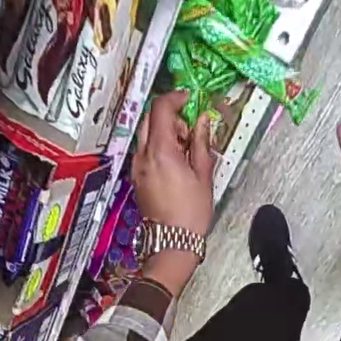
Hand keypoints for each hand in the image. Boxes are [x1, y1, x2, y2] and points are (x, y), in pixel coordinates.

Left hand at [133, 90, 214, 293]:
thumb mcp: (203, 176)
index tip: (188, 99)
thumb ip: (201, 143)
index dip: (175, 98)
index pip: (162, 108)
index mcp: (161, 151)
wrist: (173, 242)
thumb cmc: (191, 214)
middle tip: (189, 130)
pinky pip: (145, 152)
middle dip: (170, 116)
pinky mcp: (137, 178)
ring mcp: (137, 167)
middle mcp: (143, 155)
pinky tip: (175, 165)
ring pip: (147, 135)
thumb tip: (202, 120)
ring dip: (165, 133)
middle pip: (151, 118)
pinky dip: (159, 148)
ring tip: (184, 152)